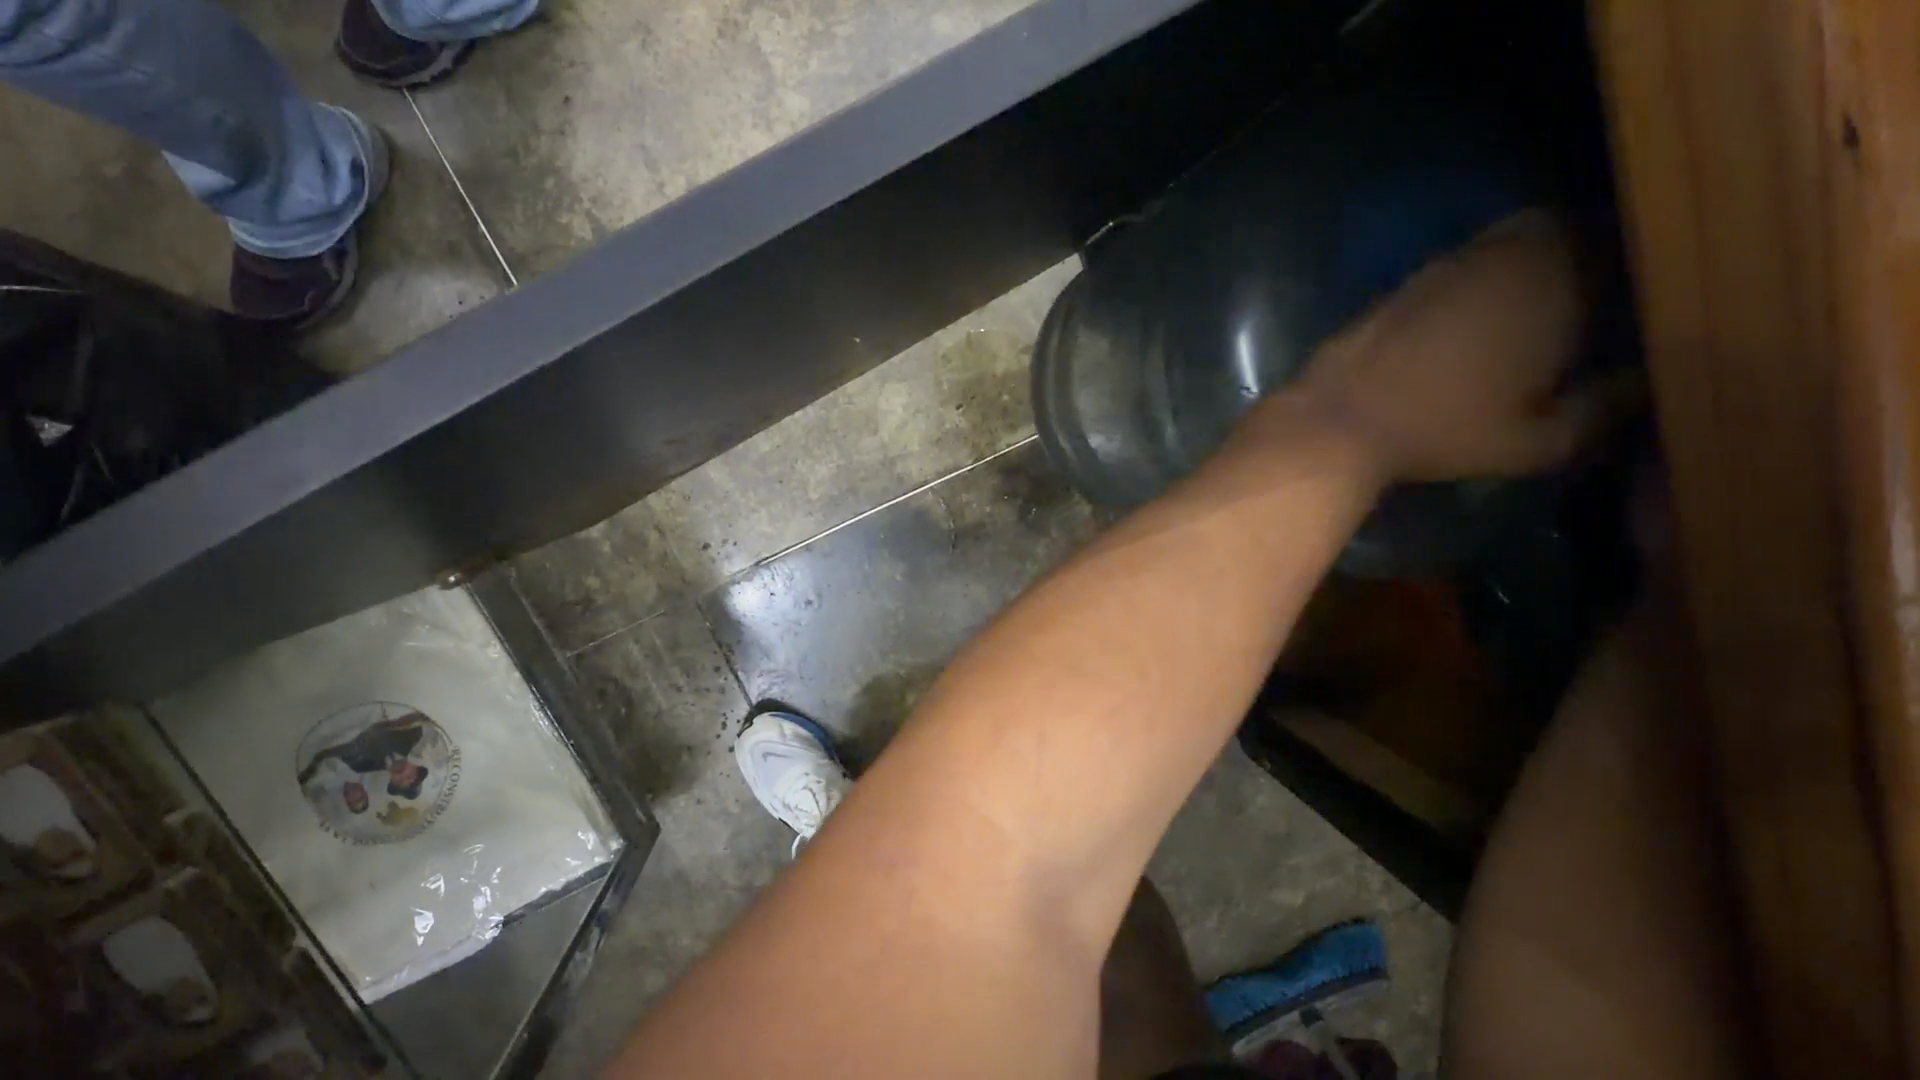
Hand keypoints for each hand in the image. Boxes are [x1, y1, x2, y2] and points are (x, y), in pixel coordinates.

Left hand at [1295, 209, 1633, 482]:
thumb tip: (1643, 383)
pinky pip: (1464, 260)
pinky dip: (1480, 274)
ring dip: (1528, 257)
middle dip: (1581, 248)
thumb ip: (1599, 410)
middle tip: (1587, 291)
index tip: (1633, 291)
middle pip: (1563, 228)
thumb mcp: (1534, 442)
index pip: (1618, 246)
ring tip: (1533, 303)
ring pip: (1509, 238)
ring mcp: (1450, 262)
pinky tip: (1473, 315)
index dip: (1629, 263)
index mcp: (1557, 285)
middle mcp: (1506, 258)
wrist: (1342, 418)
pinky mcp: (1409, 279)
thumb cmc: (1445, 431)